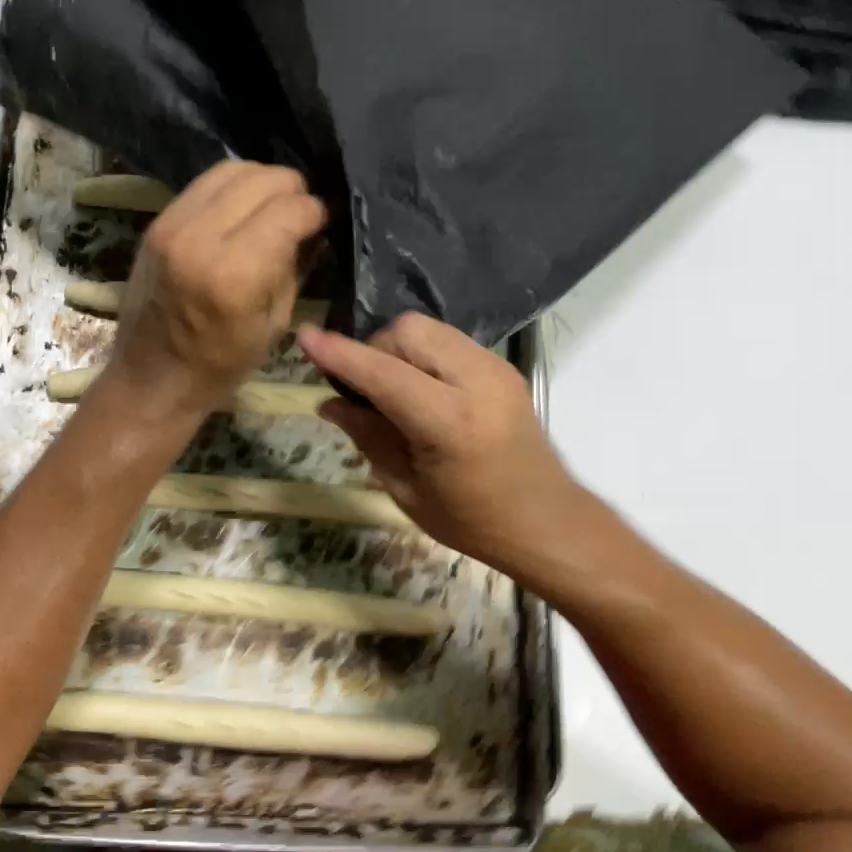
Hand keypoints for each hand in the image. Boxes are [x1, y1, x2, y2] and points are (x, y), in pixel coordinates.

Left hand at [106, 162, 326, 415]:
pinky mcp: (157, 222)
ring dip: (262, 183)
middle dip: (294, 191)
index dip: (318, 211)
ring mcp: (173, 225)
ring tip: (273, 208)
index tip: (327, 222)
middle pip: (265, 179)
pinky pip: (205, 184)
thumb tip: (315, 228)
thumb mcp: (274, 324)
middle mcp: (201, 238)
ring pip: (233, 169)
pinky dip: (231, 189)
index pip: (292, 209)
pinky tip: (242, 211)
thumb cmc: (219, 367)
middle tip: (302, 215)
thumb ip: (294, 266)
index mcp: (236, 274)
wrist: (151, 379)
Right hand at [297, 313, 584, 570]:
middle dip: (374, 350)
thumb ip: (368, 436)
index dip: (340, 354)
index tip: (305, 337)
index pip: (383, 373)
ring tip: (390, 392)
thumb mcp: (405, 488)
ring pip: (428, 330)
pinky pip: (448, 341)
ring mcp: (496, 369)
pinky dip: (421, 355)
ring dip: (397, 351)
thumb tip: (330, 403)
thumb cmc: (471, 519)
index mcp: (450, 422)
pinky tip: (419, 391)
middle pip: (408, 332)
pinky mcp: (503, 367)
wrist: (546, 521)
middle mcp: (477, 382)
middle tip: (363, 391)